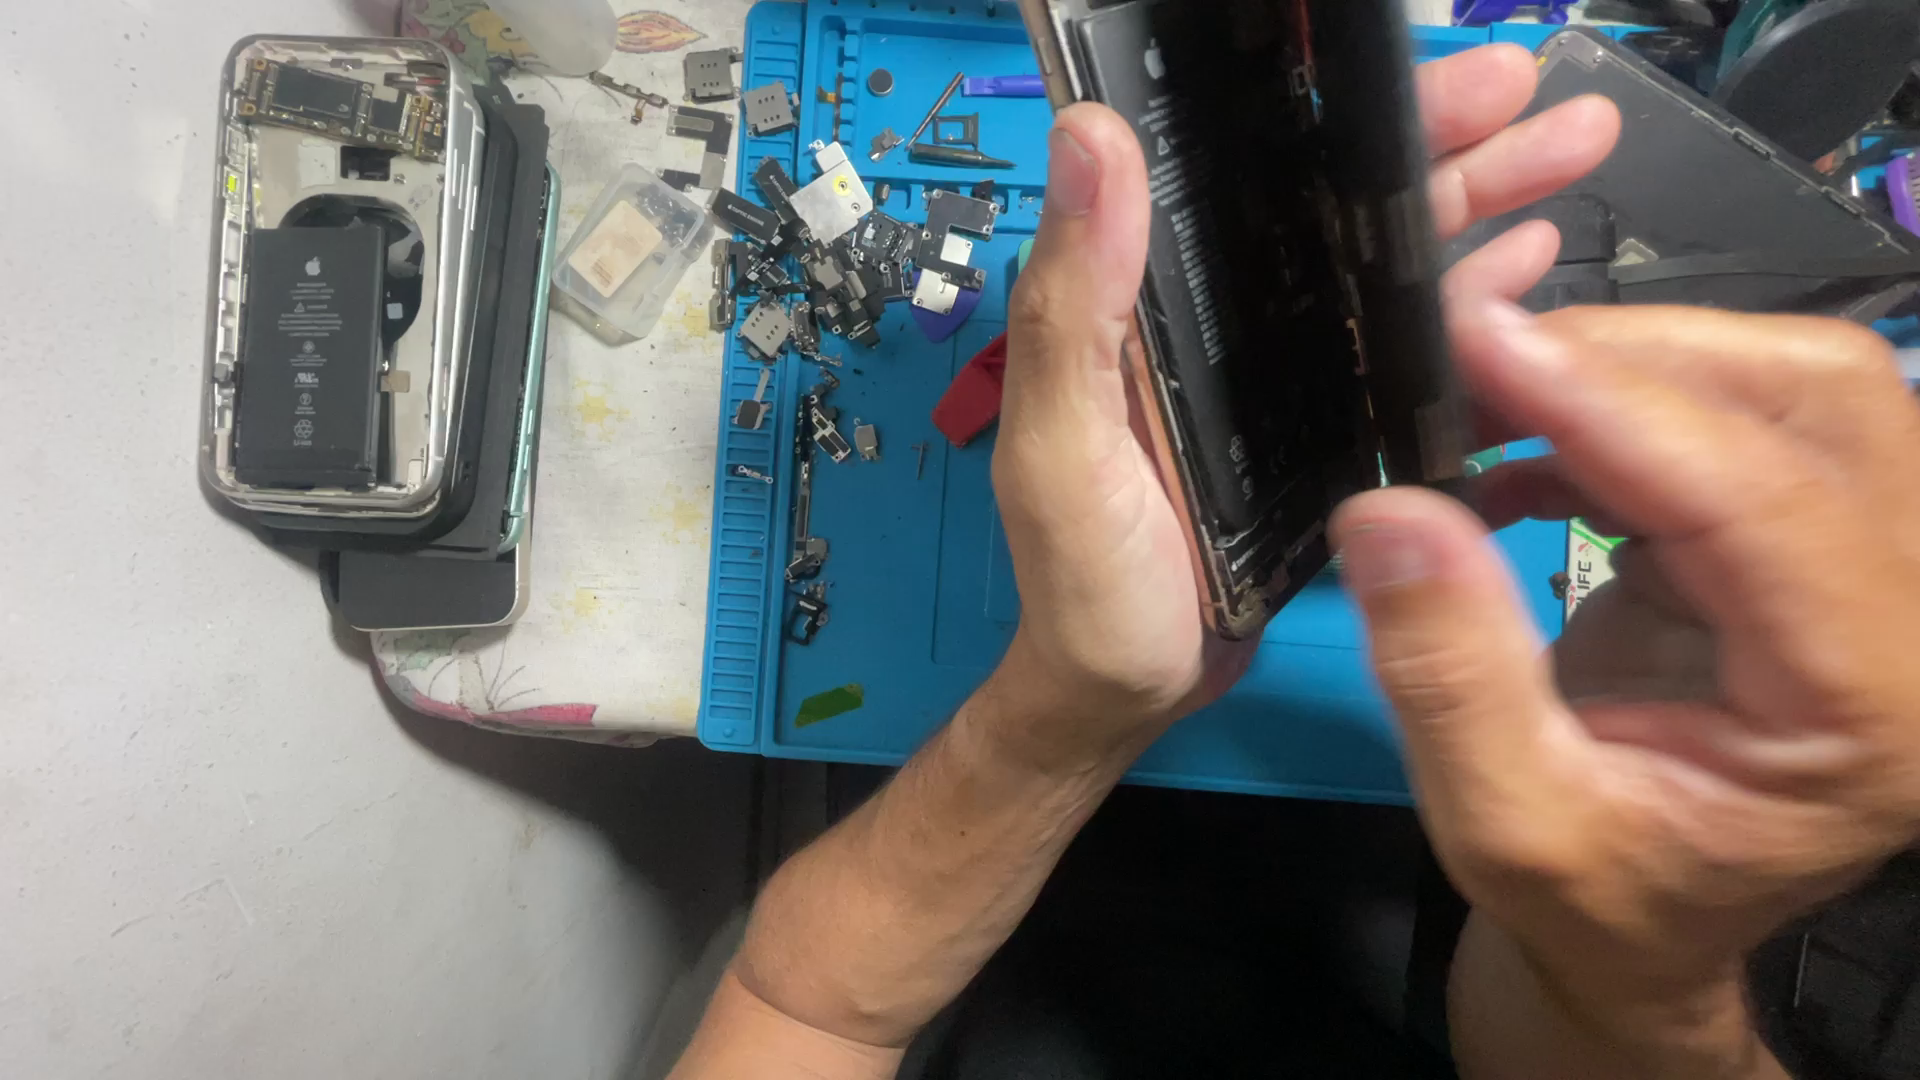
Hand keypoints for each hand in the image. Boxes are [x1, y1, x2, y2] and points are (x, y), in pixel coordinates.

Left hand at [989, 45, 1620, 769]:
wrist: (1127, 690)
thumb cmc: (1085, 582)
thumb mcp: (1062, 446)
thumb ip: (1070, 308)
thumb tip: (1088, 133)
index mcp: (1136, 325)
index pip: (1226, 191)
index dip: (1315, 124)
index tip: (1416, 74)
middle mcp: (1198, 343)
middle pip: (1312, 227)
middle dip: (1419, 160)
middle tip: (1535, 104)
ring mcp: (1255, 396)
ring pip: (1361, 288)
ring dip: (1454, 227)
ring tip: (1562, 170)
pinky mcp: (1298, 450)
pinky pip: (1381, 372)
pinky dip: (1447, 329)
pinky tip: (1518, 287)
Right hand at [1333, 303, 1919, 1070]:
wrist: (1630, 916)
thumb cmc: (1580, 889)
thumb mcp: (1495, 811)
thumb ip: (1445, 670)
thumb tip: (1384, 512)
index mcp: (1867, 704)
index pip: (1759, 501)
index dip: (1613, 408)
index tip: (1476, 343)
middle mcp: (1904, 616)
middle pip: (1815, 407)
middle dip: (1629, 354)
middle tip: (1471, 353)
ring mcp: (1853, 576)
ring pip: (1780, 396)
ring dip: (1619, 368)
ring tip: (1481, 390)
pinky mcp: (1777, 557)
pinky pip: (1714, 435)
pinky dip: (1601, 417)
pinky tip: (1507, 457)